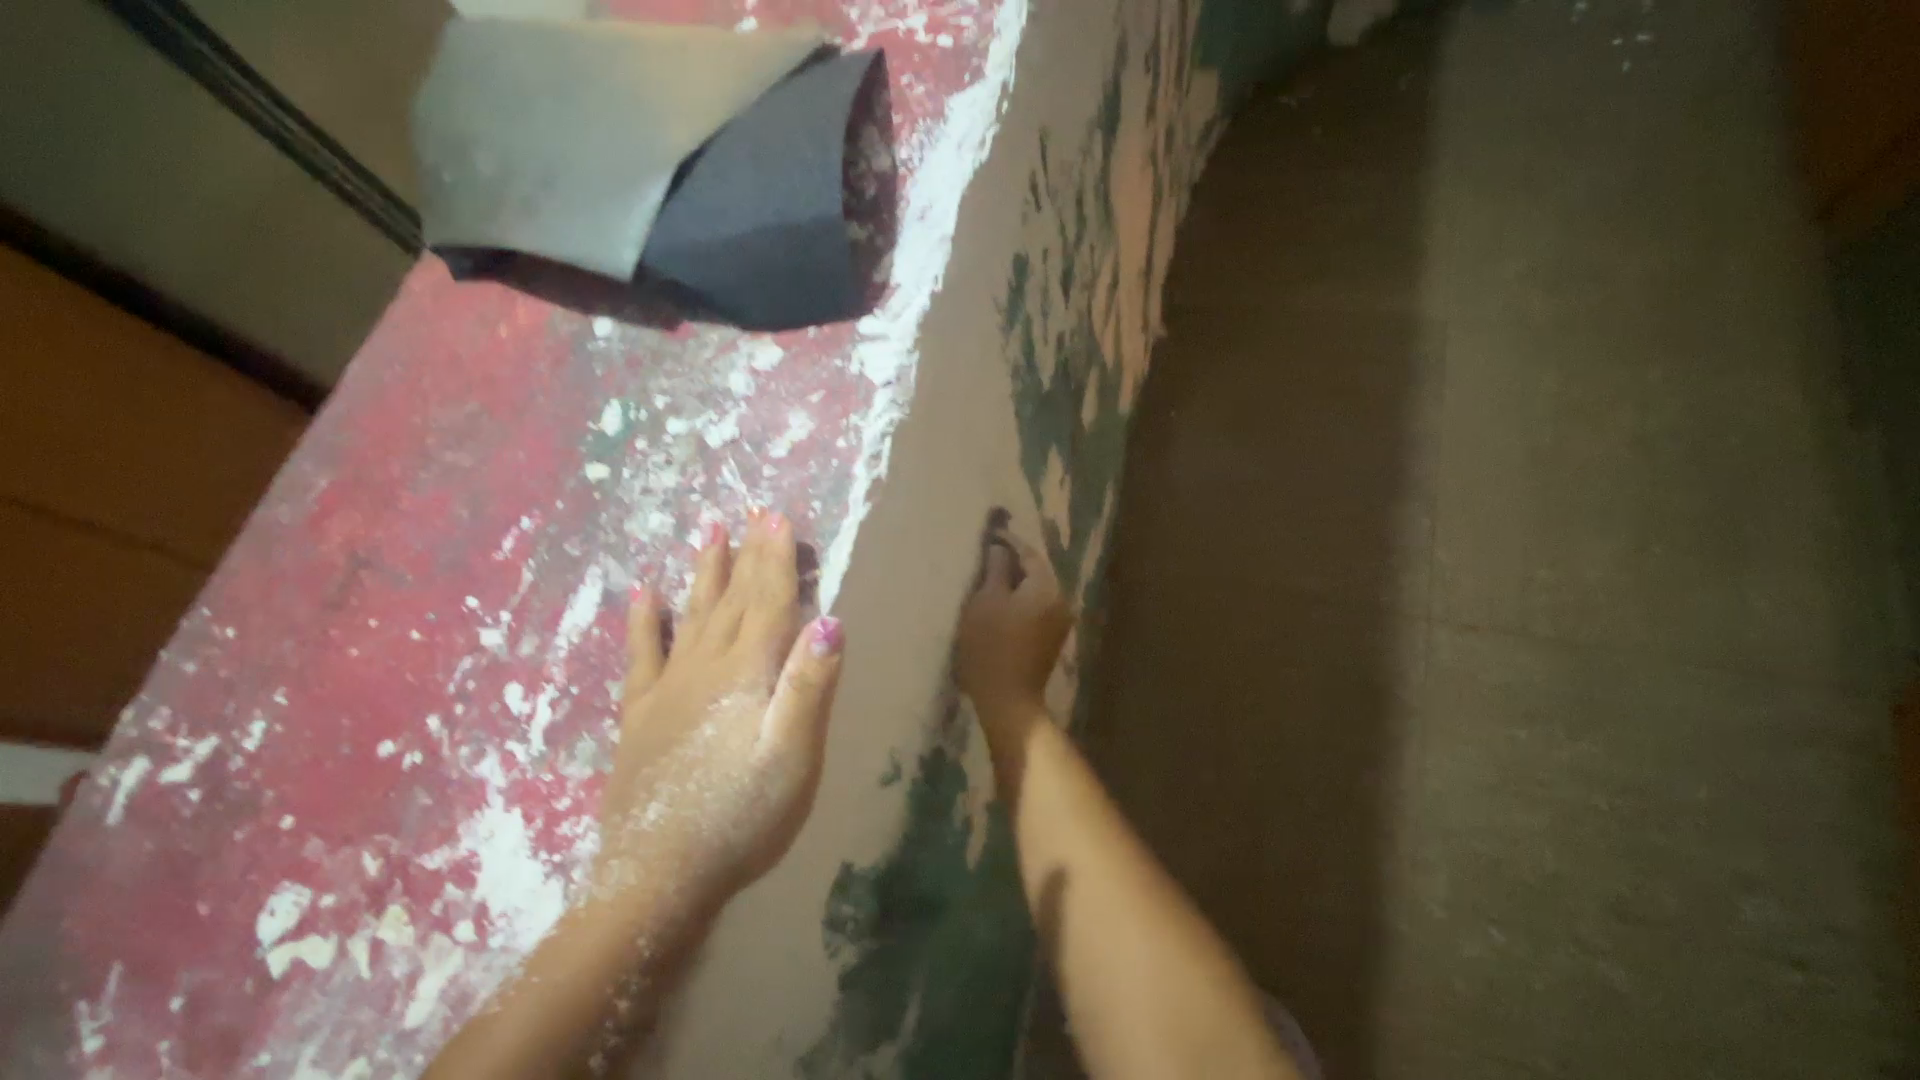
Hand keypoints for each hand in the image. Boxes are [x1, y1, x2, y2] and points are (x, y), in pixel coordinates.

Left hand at [597, 511, 843, 903]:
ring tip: (708, 532)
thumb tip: (830, 619)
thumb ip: (809, 686)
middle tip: (750, 511)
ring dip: (702, 572)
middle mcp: (703, 667)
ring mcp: (666, 689)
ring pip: (688, 615)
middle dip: (746, 554)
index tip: (778, 516)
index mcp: (746, 673)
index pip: (768, 602)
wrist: (657, 874)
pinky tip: (640, 593)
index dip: (776, 559)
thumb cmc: (741, 818)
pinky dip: (642, 621)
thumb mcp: (793, 757)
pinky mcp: (639, 715)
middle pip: (730, 599)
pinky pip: (641, 653)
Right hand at [956, 528, 1073, 724]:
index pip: (1029, 554)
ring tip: (991, 578)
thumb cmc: (991, 646)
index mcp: (1047, 587)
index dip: (1008, 542)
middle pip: (1037, 572)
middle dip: (1014, 562)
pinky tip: (1002, 604)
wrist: (1008, 699)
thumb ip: (994, 569)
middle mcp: (1061, 600)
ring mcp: (1060, 622)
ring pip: (1037, 591)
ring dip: (1017, 582)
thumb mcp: (985, 601)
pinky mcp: (1052, 639)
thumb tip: (999, 547)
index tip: (990, 534)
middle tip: (988, 553)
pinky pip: (1037, 608)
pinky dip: (1021, 601)